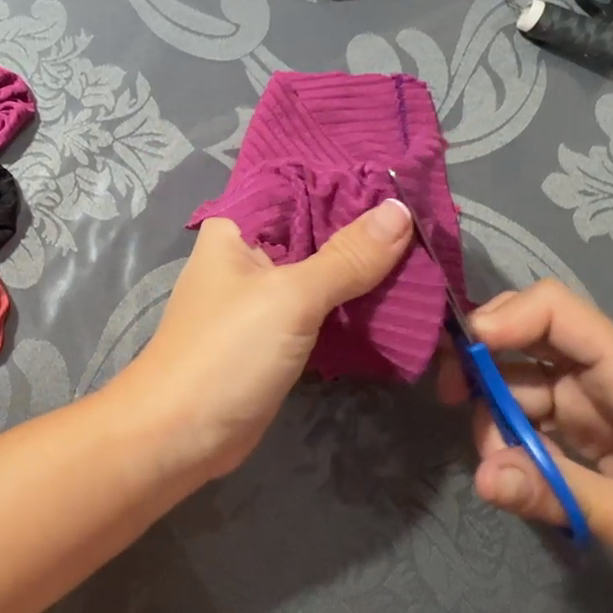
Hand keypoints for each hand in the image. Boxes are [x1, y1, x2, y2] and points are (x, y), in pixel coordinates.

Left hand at [108, 202, 415, 482]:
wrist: (181, 434)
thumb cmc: (226, 351)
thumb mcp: (291, 297)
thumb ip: (346, 256)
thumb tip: (400, 209)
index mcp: (237, 225)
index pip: (300, 187)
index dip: (350, 183)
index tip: (406, 178)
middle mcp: (247, 252)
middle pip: (314, 228)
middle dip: (366, 228)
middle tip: (431, 219)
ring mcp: (260, 294)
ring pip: (321, 269)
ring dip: (364, 267)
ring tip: (428, 252)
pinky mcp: (274, 332)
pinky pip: (321, 305)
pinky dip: (354, 302)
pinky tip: (398, 296)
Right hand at [446, 280, 612, 612]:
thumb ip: (559, 494)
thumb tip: (480, 476)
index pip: (559, 311)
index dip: (505, 317)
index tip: (465, 356)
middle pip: (533, 341)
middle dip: (487, 364)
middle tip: (453, 402)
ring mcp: (610, 415)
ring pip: (529, 386)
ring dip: (499, 415)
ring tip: (497, 467)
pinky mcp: (604, 447)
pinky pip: (542, 425)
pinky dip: (518, 442)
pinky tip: (515, 474)